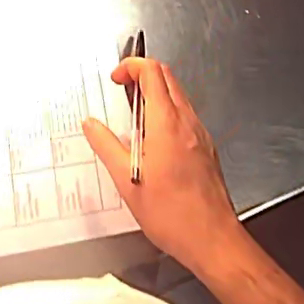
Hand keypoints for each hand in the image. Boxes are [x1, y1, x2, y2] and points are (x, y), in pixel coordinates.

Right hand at [83, 57, 247, 275]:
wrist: (212, 238)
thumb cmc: (173, 214)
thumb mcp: (127, 181)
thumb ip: (106, 146)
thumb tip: (91, 125)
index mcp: (167, 122)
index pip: (151, 72)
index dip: (131, 66)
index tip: (117, 77)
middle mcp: (186, 120)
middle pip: (166, 76)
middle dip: (142, 73)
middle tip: (124, 88)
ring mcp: (199, 131)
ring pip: (177, 93)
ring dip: (155, 92)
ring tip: (135, 116)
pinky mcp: (205, 144)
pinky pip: (185, 113)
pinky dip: (167, 110)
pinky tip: (154, 137)